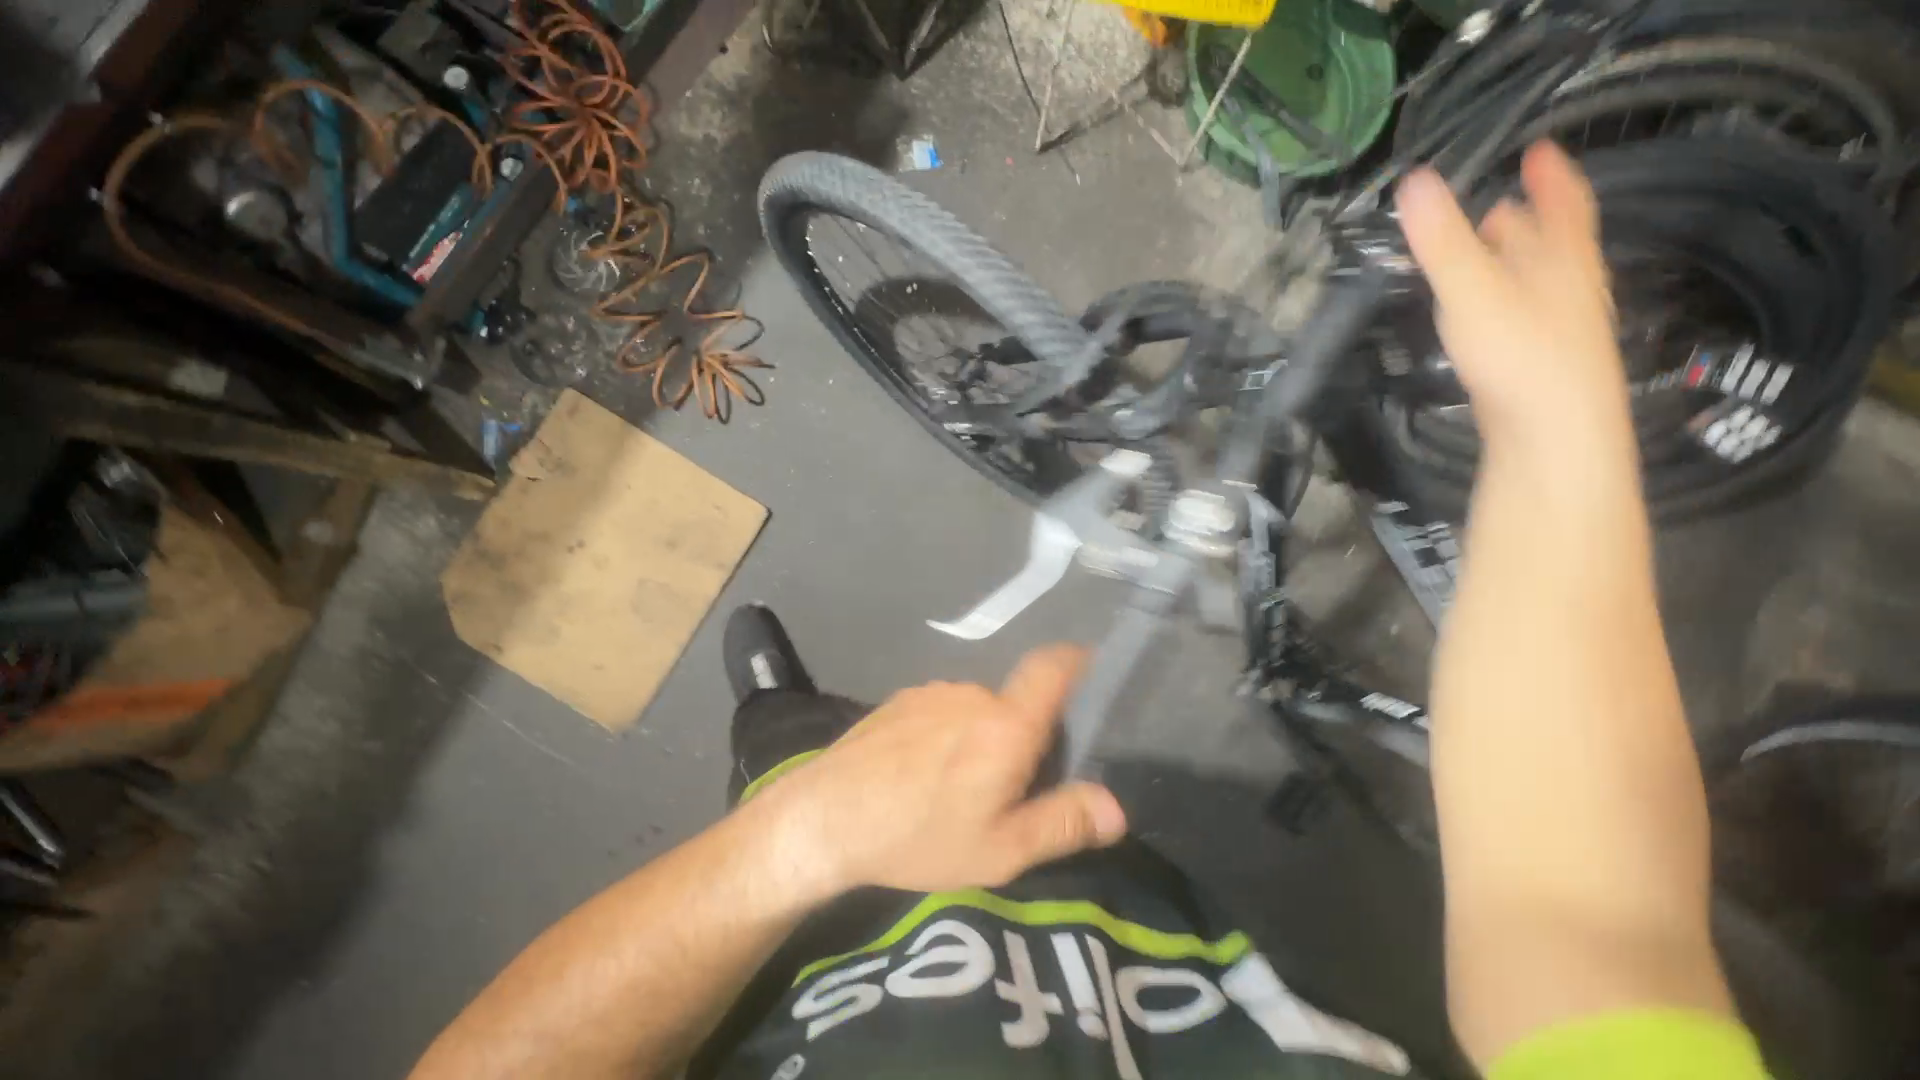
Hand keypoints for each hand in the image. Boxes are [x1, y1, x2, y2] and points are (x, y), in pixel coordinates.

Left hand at [751, 645, 1126, 896]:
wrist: (823, 820)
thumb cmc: (918, 837)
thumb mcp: (1000, 850)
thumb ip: (1062, 824)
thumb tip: (1117, 808)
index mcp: (1006, 725)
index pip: (1053, 667)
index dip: (1079, 662)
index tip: (1094, 673)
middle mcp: (972, 695)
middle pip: (1017, 702)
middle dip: (1026, 736)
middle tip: (1016, 788)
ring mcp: (931, 694)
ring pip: (977, 711)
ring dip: (982, 739)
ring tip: (961, 791)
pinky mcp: (898, 703)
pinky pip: (942, 713)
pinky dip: (947, 737)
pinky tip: (923, 778)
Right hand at [1396, 141, 1630, 454]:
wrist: (1556, 433)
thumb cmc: (1522, 354)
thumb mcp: (1472, 289)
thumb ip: (1441, 241)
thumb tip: (1413, 181)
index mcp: (1563, 260)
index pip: (1565, 204)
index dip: (1552, 175)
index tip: (1540, 150)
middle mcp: (1569, 289)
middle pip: (1551, 245)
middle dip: (1523, 224)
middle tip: (1493, 211)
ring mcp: (1558, 330)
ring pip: (1536, 286)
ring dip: (1509, 269)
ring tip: (1481, 262)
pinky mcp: (1540, 366)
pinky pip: (1521, 321)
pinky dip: (1500, 308)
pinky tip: (1481, 322)